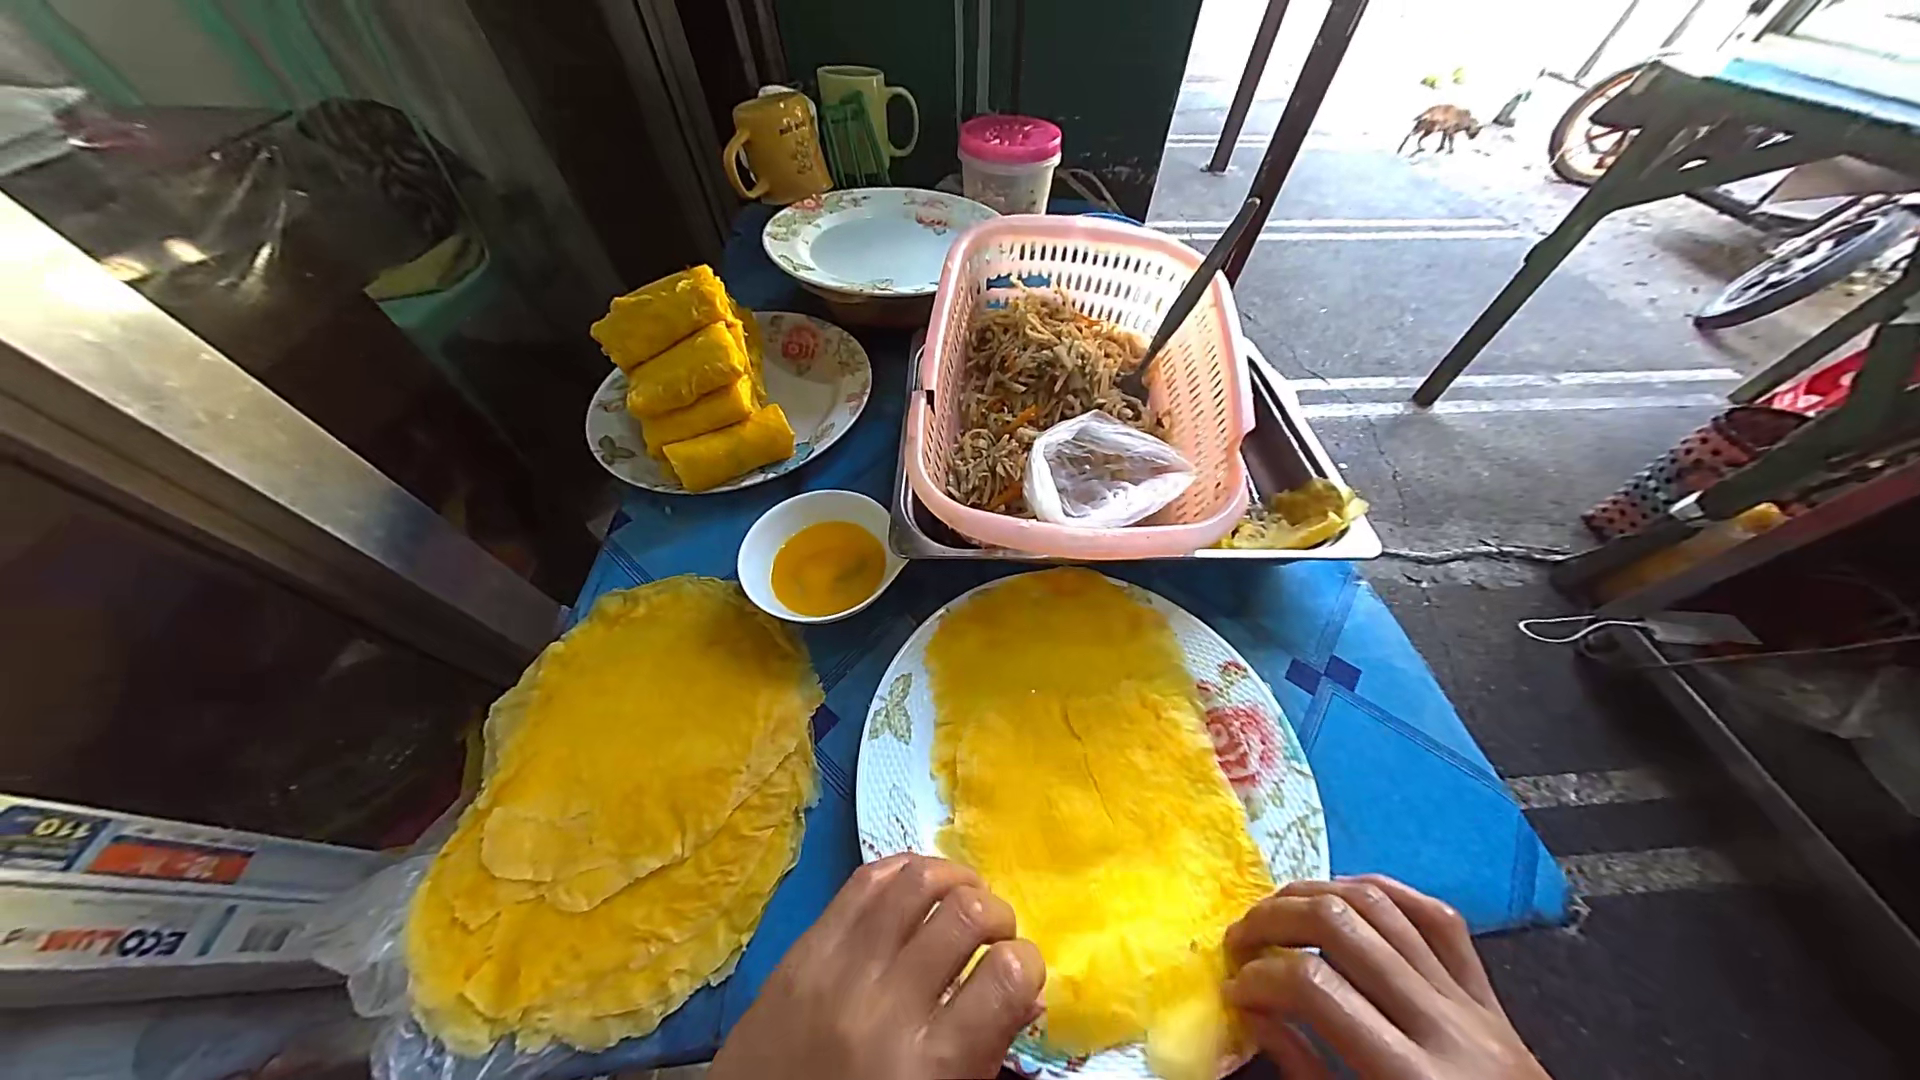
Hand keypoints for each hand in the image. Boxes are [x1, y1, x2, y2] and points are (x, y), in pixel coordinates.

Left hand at [710, 854, 1044, 1079]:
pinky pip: (864, 880)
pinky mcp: (805, 947)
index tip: (1021, 969)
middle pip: (965, 914)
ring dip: (955, 879)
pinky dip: (903, 870)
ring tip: (963, 896)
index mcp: (928, 1067)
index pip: (1006, 978)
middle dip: (997, 914)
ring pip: (916, 880)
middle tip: (996, 931)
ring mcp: (840, 968)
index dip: (1028, 962)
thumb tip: (1025, 988)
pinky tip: (918, 884)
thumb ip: (984, 1052)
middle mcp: (886, 1006)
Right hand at [1224, 875, 1549, 1079]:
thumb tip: (1249, 1008)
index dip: (1259, 977)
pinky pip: (1435, 917)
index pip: (1314, 987)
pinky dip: (1382, 890)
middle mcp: (1447, 1029)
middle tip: (1242, 938)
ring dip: (1312, 893)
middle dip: (1273, 918)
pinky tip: (1342, 893)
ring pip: (1381, 905)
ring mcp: (1475, 1006)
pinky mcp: (1491, 997)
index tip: (1235, 988)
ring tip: (1277, 912)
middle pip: (1340, 926)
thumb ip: (1304, 1071)